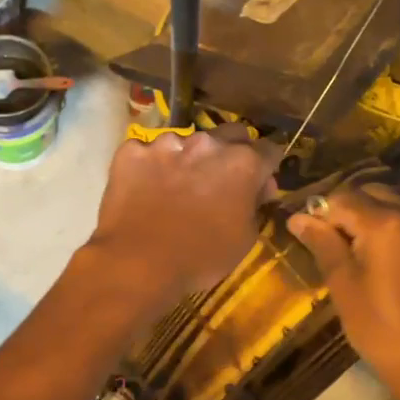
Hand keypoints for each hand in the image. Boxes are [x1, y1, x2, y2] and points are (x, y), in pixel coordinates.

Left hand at [86, 124, 277, 300]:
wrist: (138, 264)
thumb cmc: (201, 258)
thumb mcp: (245, 238)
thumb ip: (256, 203)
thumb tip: (259, 187)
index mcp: (242, 162)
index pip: (268, 150)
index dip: (266, 168)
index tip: (259, 182)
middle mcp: (207, 143)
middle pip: (230, 134)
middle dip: (232, 152)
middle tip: (221, 179)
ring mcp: (166, 143)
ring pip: (186, 142)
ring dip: (188, 158)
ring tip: (176, 187)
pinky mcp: (132, 151)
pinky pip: (146, 152)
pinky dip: (150, 166)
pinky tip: (145, 189)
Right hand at [288, 185, 399, 383]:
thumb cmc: (376, 326)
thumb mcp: (341, 283)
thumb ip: (321, 241)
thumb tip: (297, 217)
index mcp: (386, 224)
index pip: (345, 198)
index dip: (325, 213)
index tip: (317, 234)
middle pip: (376, 195)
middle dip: (355, 211)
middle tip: (343, 243)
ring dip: (384, 219)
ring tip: (374, 253)